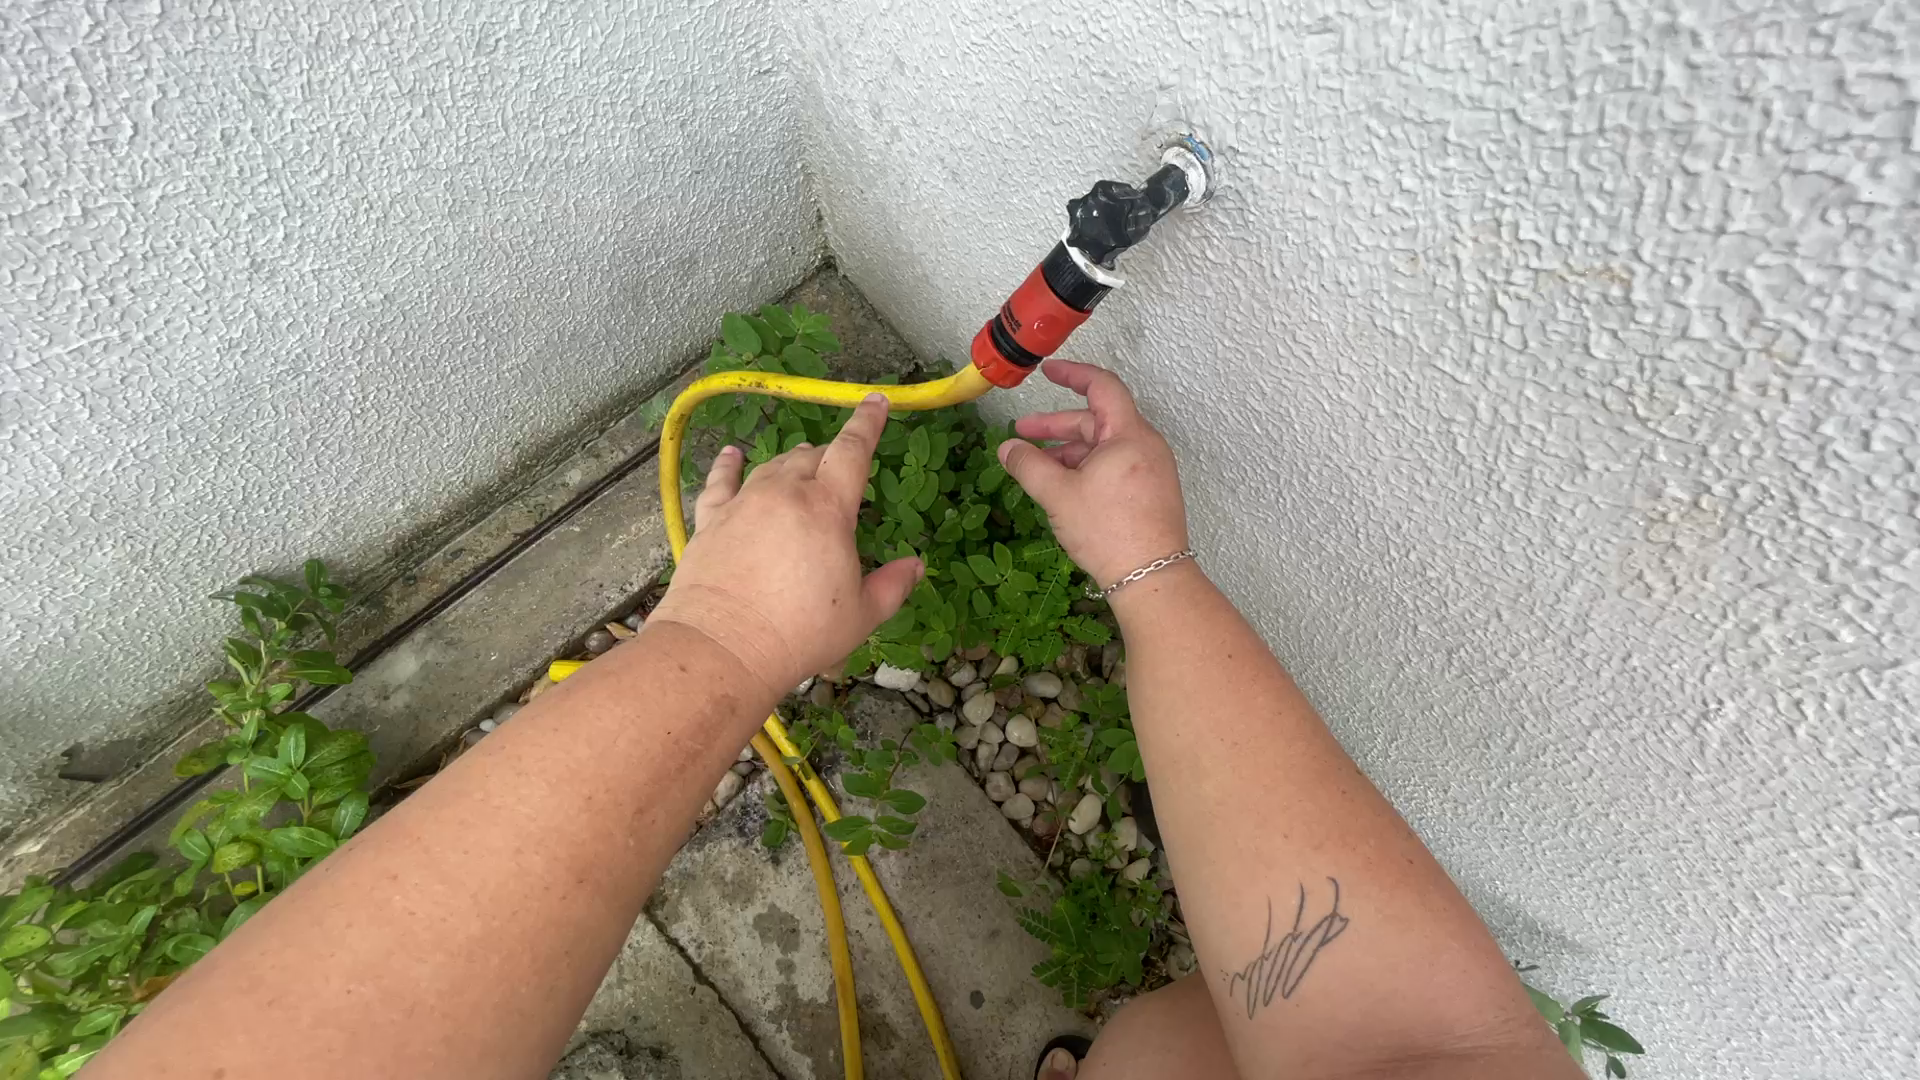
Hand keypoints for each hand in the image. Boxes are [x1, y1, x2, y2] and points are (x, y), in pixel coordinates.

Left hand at [648, 395, 923, 696]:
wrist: (723, 648)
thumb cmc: (800, 633)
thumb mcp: (861, 615)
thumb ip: (893, 585)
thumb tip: (916, 566)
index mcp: (827, 508)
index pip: (852, 450)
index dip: (868, 423)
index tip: (877, 402)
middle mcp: (784, 493)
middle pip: (812, 456)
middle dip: (831, 457)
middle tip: (840, 474)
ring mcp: (744, 502)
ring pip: (774, 465)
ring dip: (793, 463)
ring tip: (802, 467)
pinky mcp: (712, 519)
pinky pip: (722, 480)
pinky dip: (730, 464)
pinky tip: (734, 454)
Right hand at [997, 359, 1190, 588]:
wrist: (1151, 576)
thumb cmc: (1107, 530)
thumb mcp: (1058, 494)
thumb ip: (1028, 465)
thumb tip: (1006, 449)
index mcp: (1129, 434)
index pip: (1102, 386)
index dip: (1072, 374)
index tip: (1048, 373)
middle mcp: (1145, 445)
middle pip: (1097, 421)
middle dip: (1057, 427)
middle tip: (1023, 433)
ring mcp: (1151, 469)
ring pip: (1104, 447)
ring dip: (1069, 452)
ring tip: (1037, 468)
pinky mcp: (1151, 492)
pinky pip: (1115, 467)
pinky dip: (1087, 468)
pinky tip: (1065, 486)